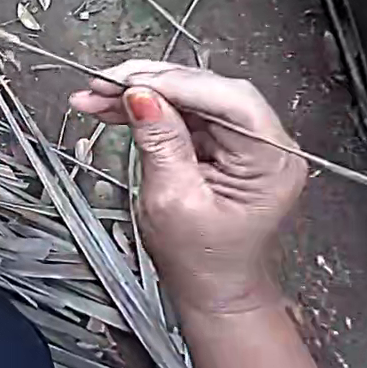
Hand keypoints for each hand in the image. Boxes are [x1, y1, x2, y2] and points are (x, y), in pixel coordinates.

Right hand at [69, 61, 305, 314]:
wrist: (209, 285)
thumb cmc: (201, 257)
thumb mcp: (173, 200)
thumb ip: (160, 143)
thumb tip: (142, 97)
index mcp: (271, 159)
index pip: (227, 100)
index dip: (175, 85)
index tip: (128, 84)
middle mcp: (264, 141)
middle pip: (206, 90)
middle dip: (149, 83)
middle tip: (101, 84)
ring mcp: (239, 139)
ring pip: (187, 96)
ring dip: (138, 92)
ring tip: (94, 95)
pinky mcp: (216, 142)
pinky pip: (178, 112)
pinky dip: (143, 108)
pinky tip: (111, 107)